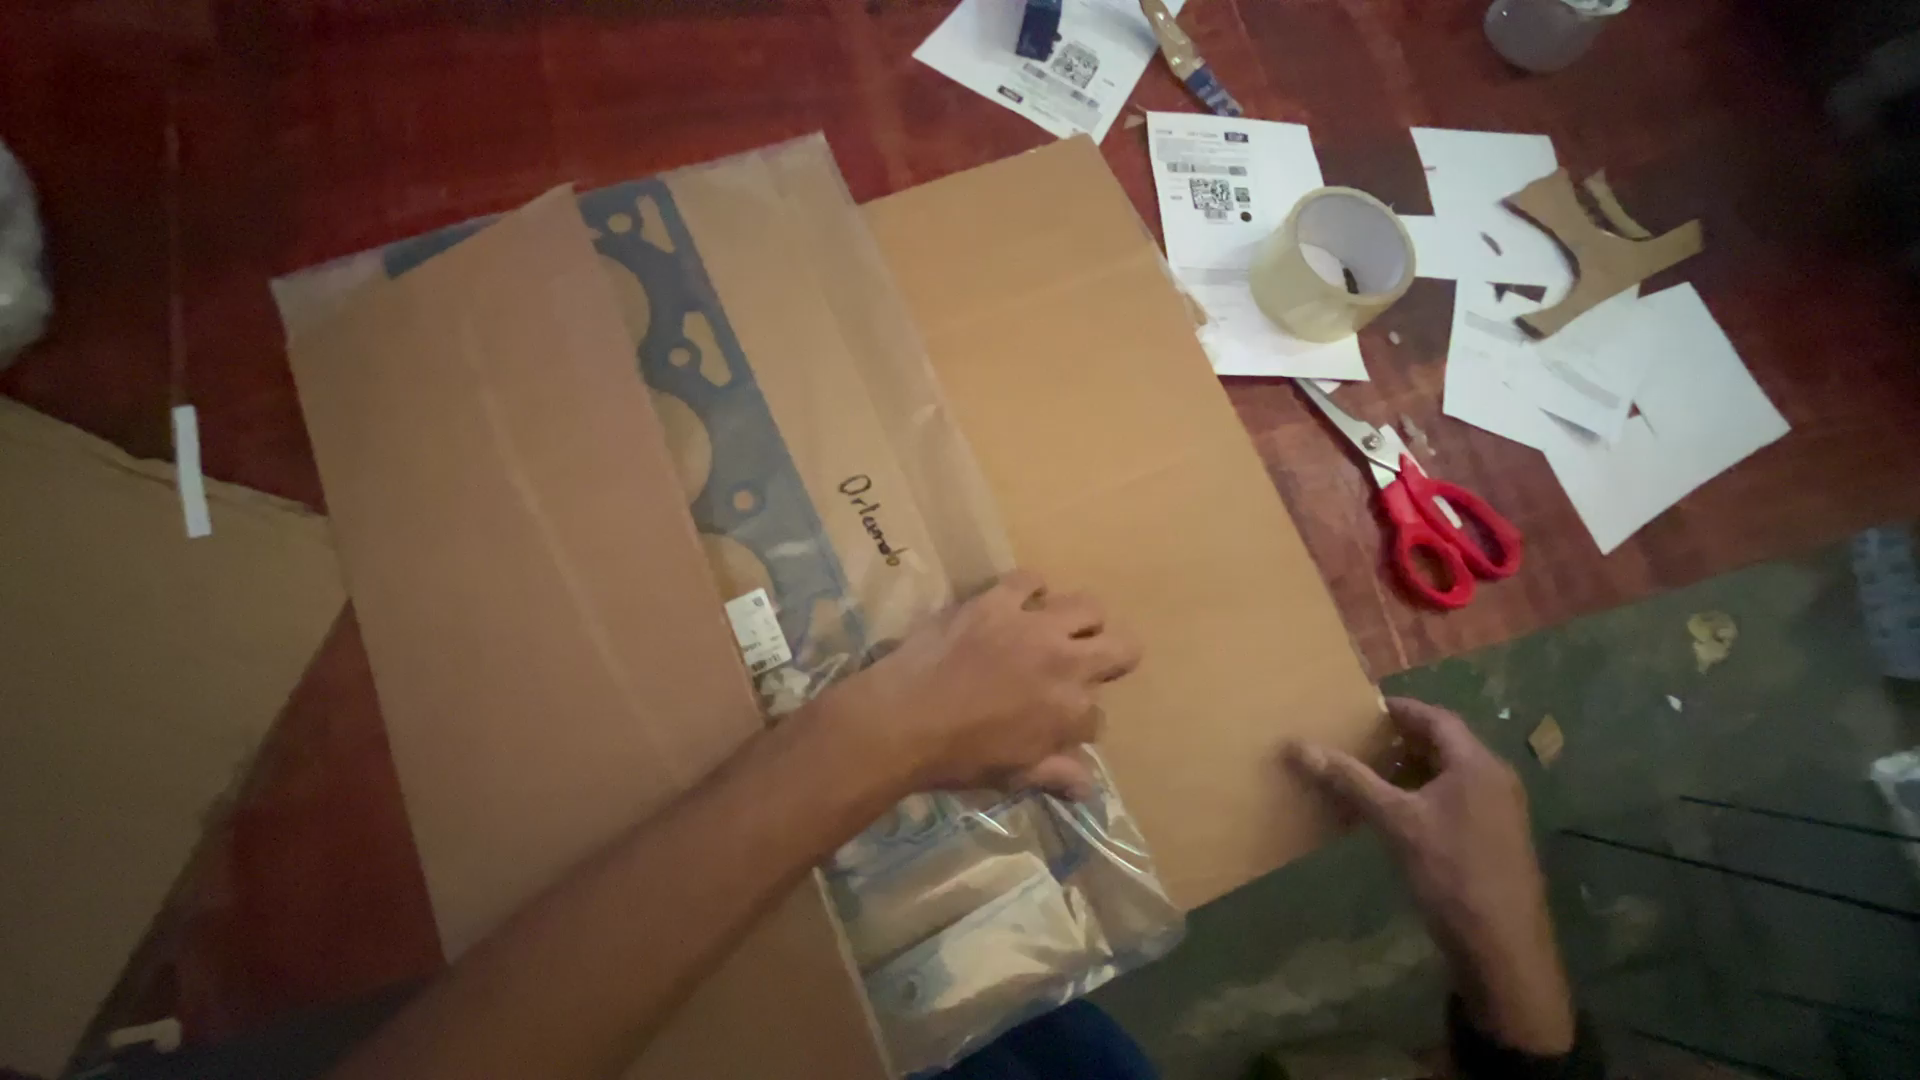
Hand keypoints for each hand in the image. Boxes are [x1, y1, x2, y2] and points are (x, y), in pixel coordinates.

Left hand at [829, 570, 1140, 799]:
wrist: (903, 719)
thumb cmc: (958, 755)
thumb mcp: (1014, 775)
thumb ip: (1056, 775)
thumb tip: (1087, 786)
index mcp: (1070, 711)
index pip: (1097, 716)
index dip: (1079, 722)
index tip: (1058, 725)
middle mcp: (1065, 662)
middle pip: (1122, 647)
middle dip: (1112, 658)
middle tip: (1086, 664)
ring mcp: (1033, 626)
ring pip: (1087, 606)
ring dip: (1080, 621)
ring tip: (1057, 630)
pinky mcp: (997, 600)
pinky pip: (1029, 579)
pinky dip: (1030, 589)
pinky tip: (1019, 602)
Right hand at [1289, 698, 1574, 1055]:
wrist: (1504, 949)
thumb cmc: (1450, 873)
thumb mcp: (1394, 821)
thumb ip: (1349, 779)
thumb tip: (1297, 745)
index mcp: (1477, 765)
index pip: (1436, 717)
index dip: (1397, 709)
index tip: (1359, 708)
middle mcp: (1494, 779)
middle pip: (1444, 742)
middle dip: (1399, 738)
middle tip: (1356, 737)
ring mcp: (1499, 810)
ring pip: (1448, 771)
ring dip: (1409, 766)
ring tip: (1365, 770)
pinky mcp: (1494, 836)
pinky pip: (1455, 796)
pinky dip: (1422, 791)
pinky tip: (1393, 810)